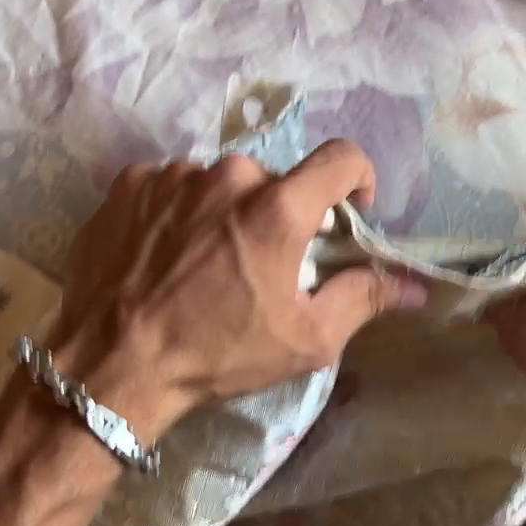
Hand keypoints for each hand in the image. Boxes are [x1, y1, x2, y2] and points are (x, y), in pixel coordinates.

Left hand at [42, 141, 427, 439]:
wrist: (110, 367)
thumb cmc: (218, 355)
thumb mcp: (306, 339)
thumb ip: (365, 297)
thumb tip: (415, 285)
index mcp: (277, 208)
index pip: (342, 158)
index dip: (358, 179)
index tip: (349, 213)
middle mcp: (228, 176)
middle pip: (279, 178)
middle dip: (285, 213)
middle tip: (266, 262)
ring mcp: (174, 175)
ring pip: (225, 181)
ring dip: (231, 211)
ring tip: (210, 262)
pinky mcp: (130, 184)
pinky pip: (177, 184)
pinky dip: (185, 210)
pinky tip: (170, 253)